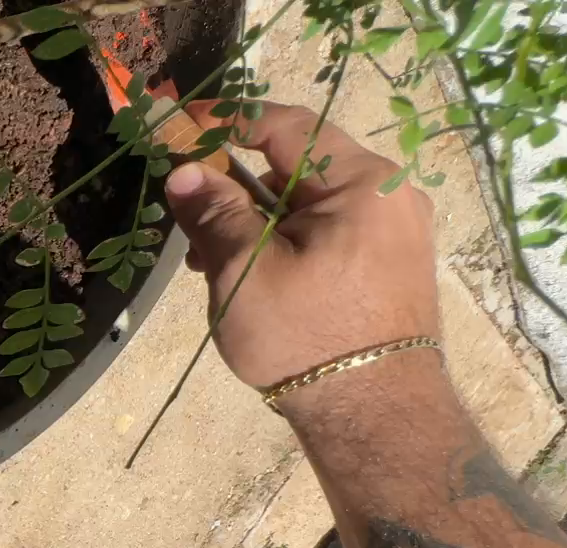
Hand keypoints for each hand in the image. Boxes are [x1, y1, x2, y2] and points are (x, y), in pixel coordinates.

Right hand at [162, 101, 440, 389]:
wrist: (366, 404)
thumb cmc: (300, 333)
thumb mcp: (243, 271)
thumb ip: (215, 215)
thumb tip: (185, 171)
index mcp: (360, 183)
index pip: (285, 127)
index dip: (226, 124)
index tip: (177, 134)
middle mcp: (386, 192)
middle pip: (292, 167)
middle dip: (231, 190)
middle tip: (187, 228)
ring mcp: (388, 228)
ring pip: (301, 204)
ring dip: (249, 222)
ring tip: (211, 267)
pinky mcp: (381, 259)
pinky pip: (318, 231)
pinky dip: (275, 243)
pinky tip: (247, 278)